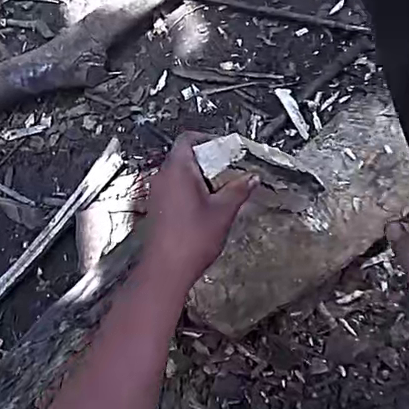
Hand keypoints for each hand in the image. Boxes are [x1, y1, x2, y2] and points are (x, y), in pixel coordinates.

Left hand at [140, 134, 256, 286]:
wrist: (166, 269)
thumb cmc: (189, 240)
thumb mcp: (223, 211)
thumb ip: (238, 189)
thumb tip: (250, 178)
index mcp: (177, 169)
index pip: (188, 139)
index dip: (208, 140)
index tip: (226, 149)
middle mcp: (163, 177)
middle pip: (185, 156)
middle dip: (209, 162)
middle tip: (229, 173)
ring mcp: (158, 193)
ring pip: (180, 174)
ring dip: (201, 178)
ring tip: (221, 192)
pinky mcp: (158, 208)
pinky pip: (175, 189)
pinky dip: (191, 192)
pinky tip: (207, 208)